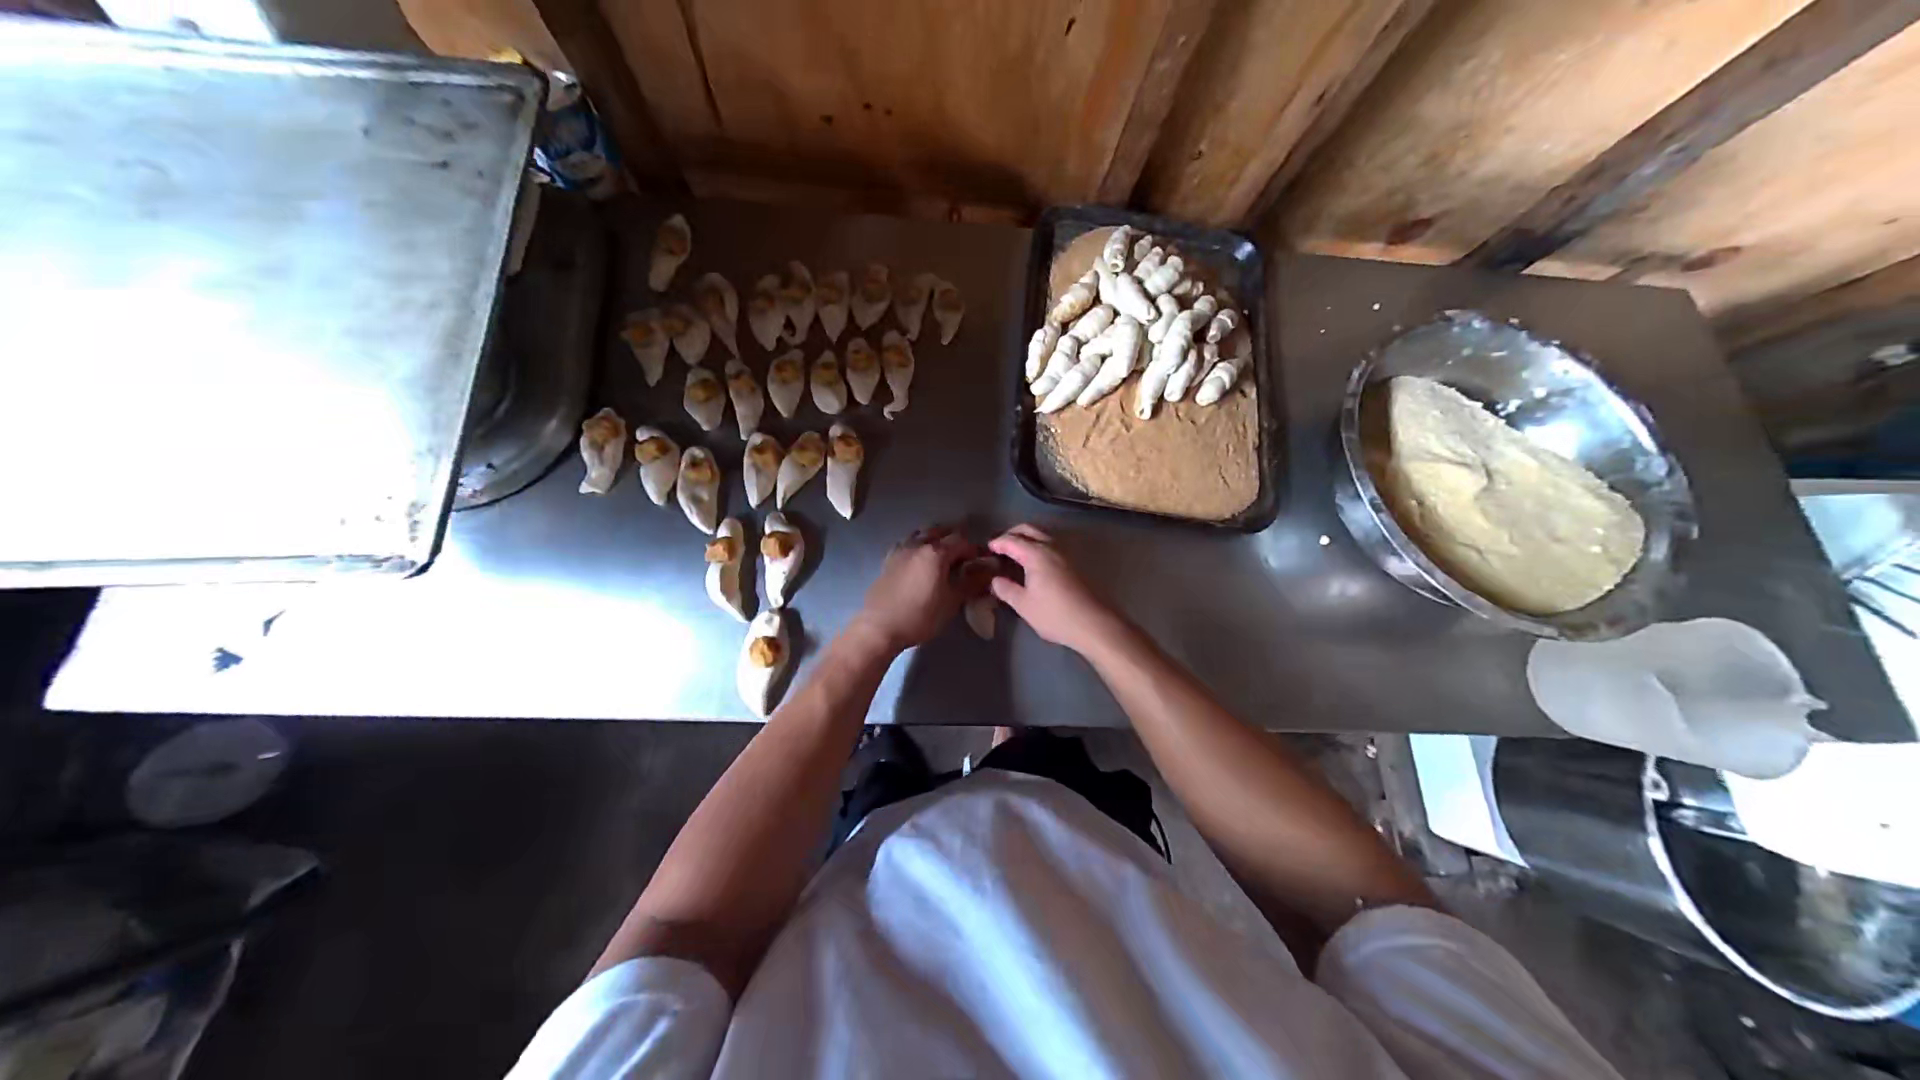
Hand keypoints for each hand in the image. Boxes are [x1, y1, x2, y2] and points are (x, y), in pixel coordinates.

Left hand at [847, 525, 980, 654]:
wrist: (880, 627)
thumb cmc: (921, 616)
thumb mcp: (951, 602)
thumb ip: (971, 583)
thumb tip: (988, 571)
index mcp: (936, 553)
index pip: (961, 541)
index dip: (974, 549)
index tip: (981, 560)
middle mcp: (918, 545)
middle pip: (940, 531)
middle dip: (954, 539)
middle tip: (963, 554)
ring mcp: (900, 550)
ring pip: (921, 534)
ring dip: (934, 538)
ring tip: (942, 554)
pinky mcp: (888, 560)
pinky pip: (906, 544)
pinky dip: (917, 545)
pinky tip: (918, 559)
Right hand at [988, 525, 1128, 656]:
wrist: (1093, 623)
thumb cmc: (1054, 614)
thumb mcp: (1024, 605)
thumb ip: (1006, 590)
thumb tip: (995, 581)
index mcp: (1036, 554)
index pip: (1012, 540)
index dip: (997, 542)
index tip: (987, 548)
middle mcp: (1051, 548)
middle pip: (1029, 530)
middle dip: (1012, 534)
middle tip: (999, 546)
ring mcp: (1065, 554)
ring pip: (1042, 536)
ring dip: (1026, 539)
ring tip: (1014, 553)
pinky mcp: (1073, 564)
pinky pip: (1050, 546)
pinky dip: (1037, 547)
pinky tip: (1033, 563)